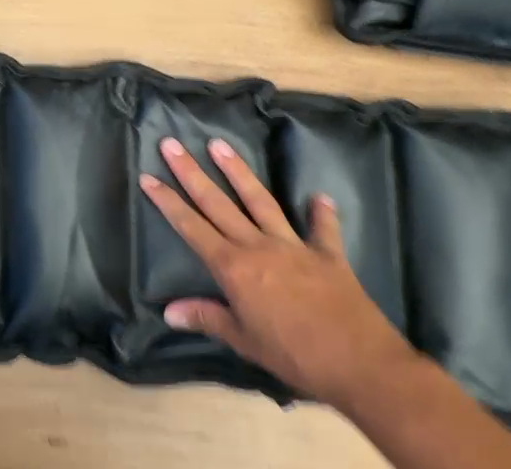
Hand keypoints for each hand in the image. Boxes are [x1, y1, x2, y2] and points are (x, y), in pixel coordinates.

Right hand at [138, 136, 419, 409]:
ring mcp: (294, 247)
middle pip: (217, 203)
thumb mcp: (245, 342)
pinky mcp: (329, 257)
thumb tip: (168, 312)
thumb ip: (207, 319)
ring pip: (260, 202)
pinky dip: (322, 214)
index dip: (167, 201)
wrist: (362, 365)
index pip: (190, 227)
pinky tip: (320, 197)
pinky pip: (323, 231)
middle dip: (191, 173)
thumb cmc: (295, 356)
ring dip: (239, 173)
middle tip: (171, 144)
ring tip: (220, 145)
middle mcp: (258, 247)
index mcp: (233, 267)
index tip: (148, 177)